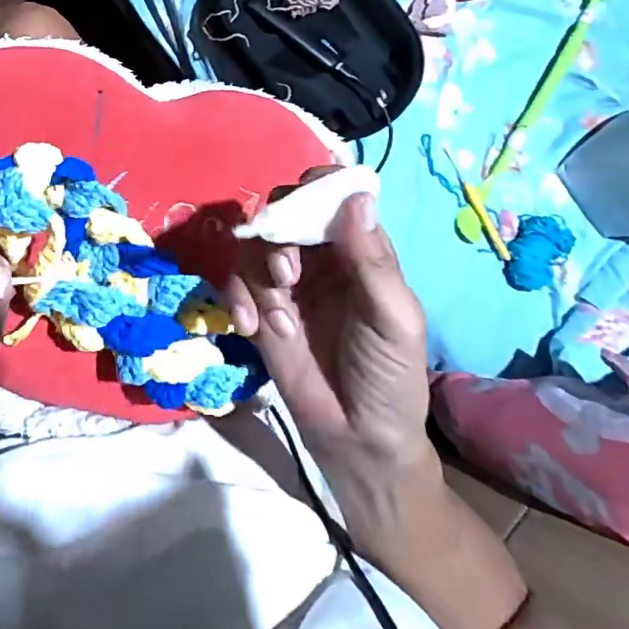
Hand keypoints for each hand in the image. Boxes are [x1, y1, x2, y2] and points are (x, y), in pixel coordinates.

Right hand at [223, 171, 434, 482]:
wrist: (358, 439)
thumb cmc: (391, 376)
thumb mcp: (395, 319)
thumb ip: (374, 261)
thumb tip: (357, 197)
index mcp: (357, 250)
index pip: (331, 198)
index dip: (316, 189)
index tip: (304, 201)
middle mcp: (319, 257)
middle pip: (282, 212)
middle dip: (277, 234)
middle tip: (287, 274)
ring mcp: (285, 282)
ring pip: (253, 244)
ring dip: (257, 273)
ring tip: (277, 317)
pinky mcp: (258, 308)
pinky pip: (234, 281)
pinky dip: (235, 296)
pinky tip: (250, 326)